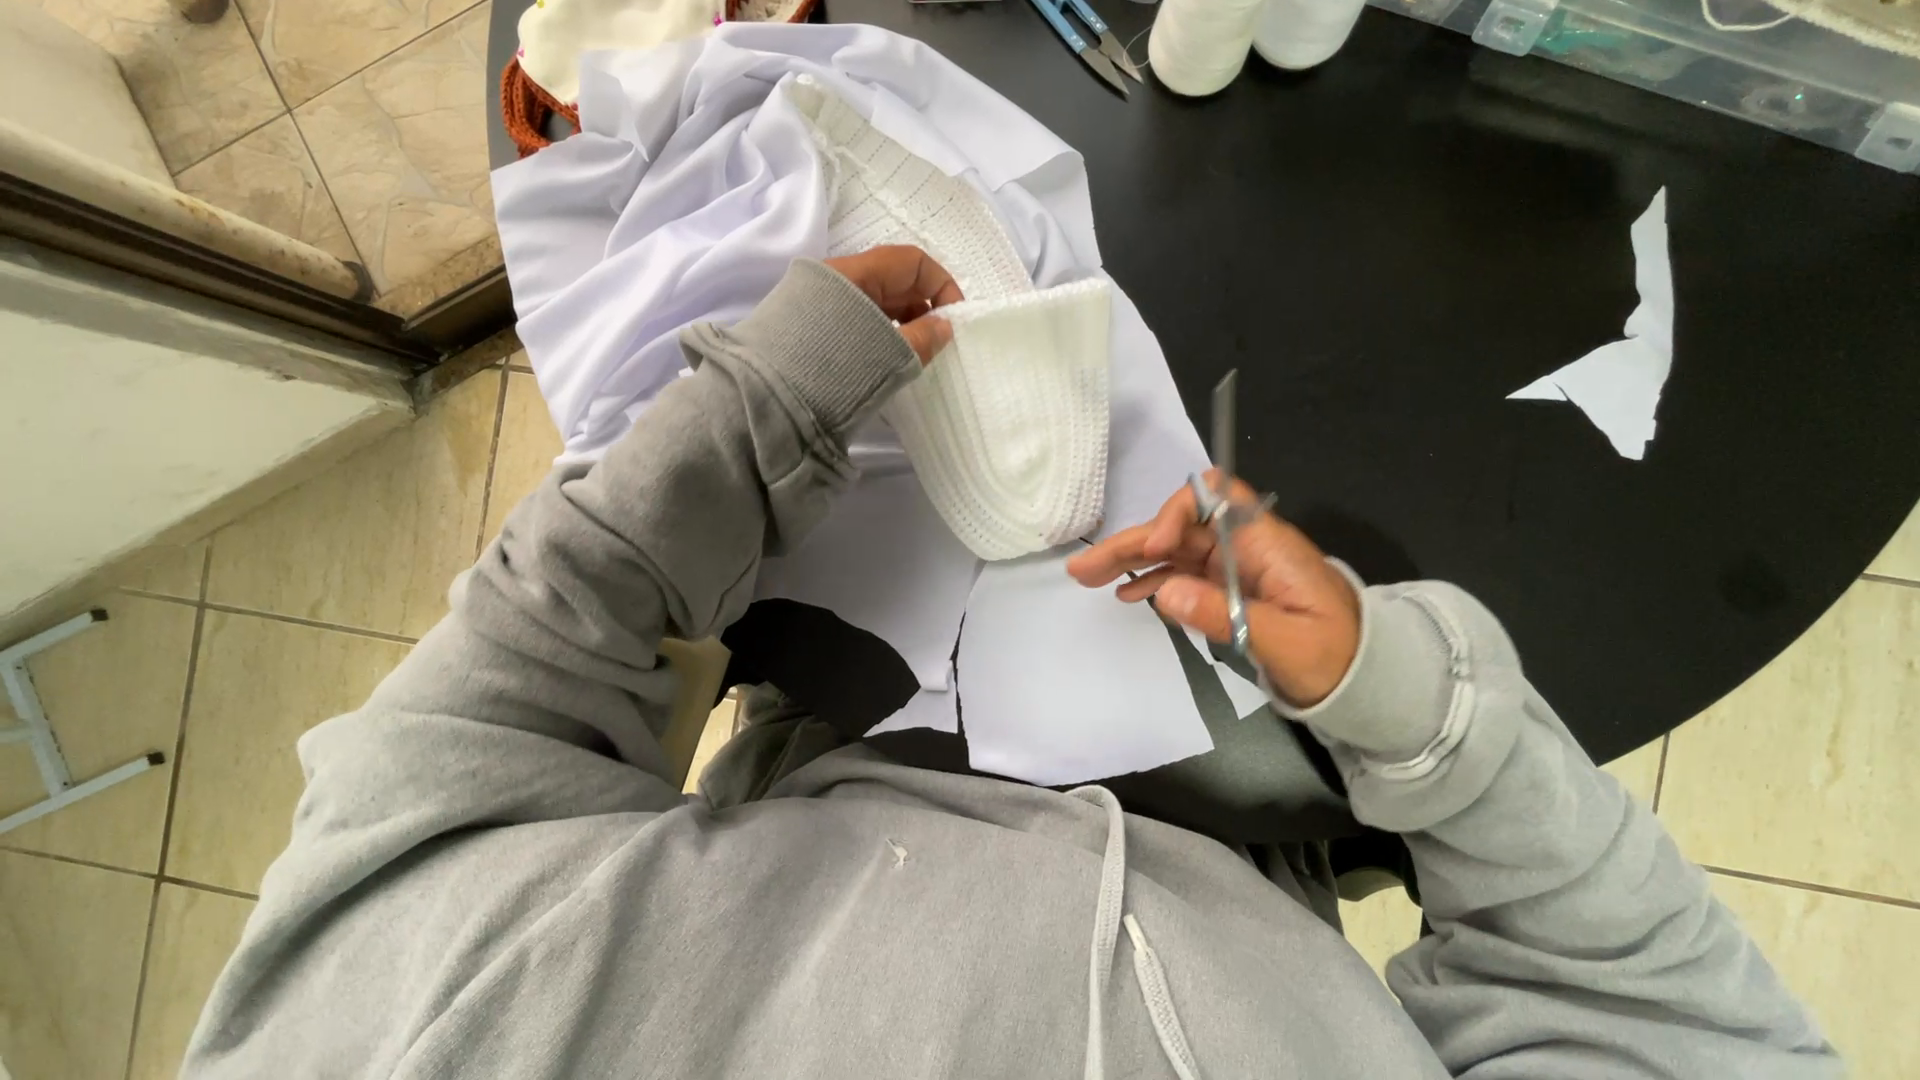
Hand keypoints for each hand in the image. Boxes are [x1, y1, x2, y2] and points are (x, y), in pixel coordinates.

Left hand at [822, 246, 963, 363]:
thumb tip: (944, 326)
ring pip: (876, 300)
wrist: (772, 399)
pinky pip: (859, 318)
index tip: (955, 319)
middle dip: (924, 304)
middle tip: (939, 339)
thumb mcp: (888, 353)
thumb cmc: (834, 368)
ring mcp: (824, 303)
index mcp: (856, 272)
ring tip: (916, 352)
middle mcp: (839, 279)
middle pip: (895, 279)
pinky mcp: (815, 326)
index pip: (913, 261)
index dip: (942, 285)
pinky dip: (881, 331)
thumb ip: (924, 337)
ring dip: (903, 321)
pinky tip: (888, 356)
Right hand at [1066, 473, 1361, 707]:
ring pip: (1175, 551)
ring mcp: (1235, 569)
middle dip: (1133, 541)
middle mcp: (1246, 548)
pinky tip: (1127, 593)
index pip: (1218, 498)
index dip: (1178, 513)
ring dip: (1131, 560)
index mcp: (1267, 545)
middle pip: (1182, 528)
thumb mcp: (1282, 642)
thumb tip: (1163, 592)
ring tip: (1088, 579)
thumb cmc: (1335, 657)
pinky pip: (1184, 576)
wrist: (1365, 679)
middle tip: (1085, 568)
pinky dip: (1153, 580)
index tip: (1155, 549)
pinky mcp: (1229, 591)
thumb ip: (1222, 615)